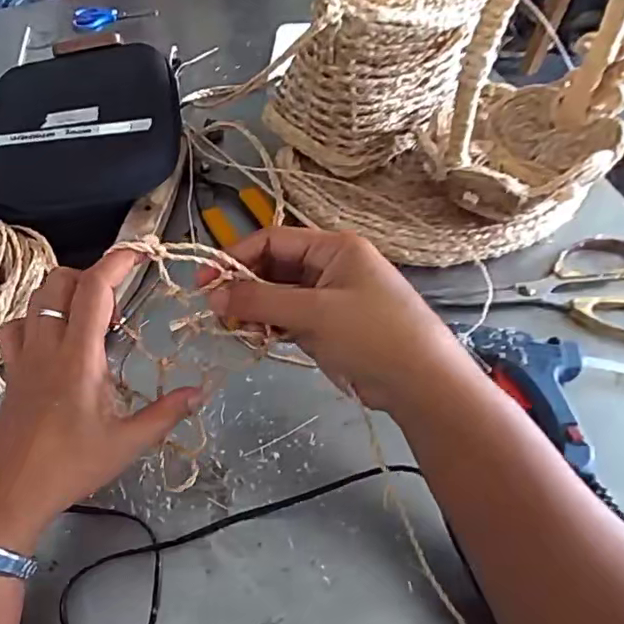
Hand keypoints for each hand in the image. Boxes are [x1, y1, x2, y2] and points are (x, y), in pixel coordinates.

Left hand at [0, 250, 203, 553]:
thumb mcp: (127, 444)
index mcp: (79, 357)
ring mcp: (23, 356)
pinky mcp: (11, 371)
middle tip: (118, 300)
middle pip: (59, 282)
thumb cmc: (71, 466)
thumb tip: (199, 392)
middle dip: (91, 275)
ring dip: (63, 292)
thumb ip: (166, 414)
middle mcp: (47, 346)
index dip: (116, 262)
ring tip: (89, 316)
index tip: (139, 254)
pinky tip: (52, 338)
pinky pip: (16, 327)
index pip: (94, 289)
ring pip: (35, 300)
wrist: (12, 490)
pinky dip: (35, 318)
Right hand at [205, 227, 477, 412]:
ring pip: (276, 295)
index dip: (234, 258)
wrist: (420, 382)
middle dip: (243, 287)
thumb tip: (214, 294)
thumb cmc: (372, 334)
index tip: (204, 283)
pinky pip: (287, 317)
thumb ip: (261, 300)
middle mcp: (328, 266)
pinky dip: (269, 325)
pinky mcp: (326, 325)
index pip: (271, 240)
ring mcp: (328, 297)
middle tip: (217, 312)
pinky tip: (257, 338)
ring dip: (254, 309)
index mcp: (332, 247)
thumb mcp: (314, 312)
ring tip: (237, 328)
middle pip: (271, 267)